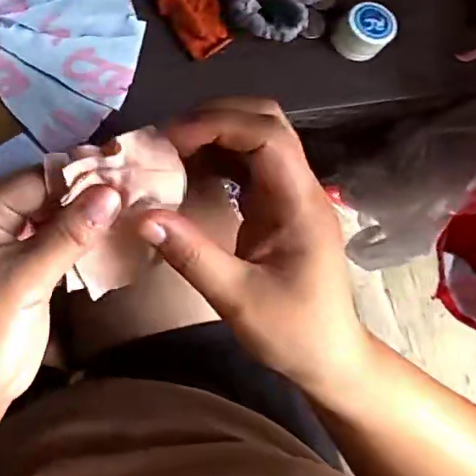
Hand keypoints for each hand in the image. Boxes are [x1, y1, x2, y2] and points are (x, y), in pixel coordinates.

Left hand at [0, 170, 121, 424]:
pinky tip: (116, 236)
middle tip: (139, 190)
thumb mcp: (27, 279)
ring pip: (57, 218)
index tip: (129, 174)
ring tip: (136, 207)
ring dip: (90, 217)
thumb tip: (113, 191)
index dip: (83, 176)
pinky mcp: (27, 271)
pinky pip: (58, 243)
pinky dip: (83, 241)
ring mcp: (11, 246)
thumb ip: (71, 233)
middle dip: (89, 194)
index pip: (40, 178)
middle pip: (49, 194)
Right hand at [135, 98, 370, 390]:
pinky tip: (189, 169)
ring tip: (171, 149)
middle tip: (167, 138)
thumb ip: (192, 255)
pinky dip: (218, 154)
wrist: (332, 357)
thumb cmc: (294, 332)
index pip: (267, 135)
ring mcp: (292, 192)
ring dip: (214, 133)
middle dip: (215, 117)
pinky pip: (249, 161)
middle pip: (266, 121)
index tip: (172, 139)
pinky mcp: (279, 204)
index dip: (217, 124)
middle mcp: (300, 186)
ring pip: (258, 135)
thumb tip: (143, 217)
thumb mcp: (238, 300)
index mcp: (300, 202)